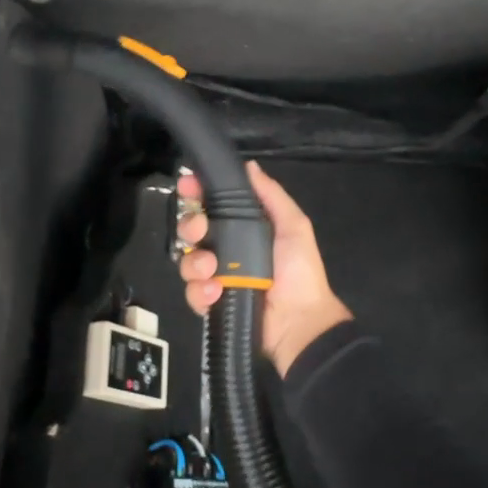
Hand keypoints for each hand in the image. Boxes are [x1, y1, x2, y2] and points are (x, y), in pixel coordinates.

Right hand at [177, 161, 352, 377]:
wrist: (300, 321)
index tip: (187, 183)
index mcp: (242, 230)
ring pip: (187, 262)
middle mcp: (225, 251)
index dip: (196, 193)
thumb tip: (249, 166)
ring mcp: (215, 278)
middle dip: (189, 225)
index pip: (211, 206)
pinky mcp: (210, 304)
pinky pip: (192, 293)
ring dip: (195, 262)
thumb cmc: (300, 271)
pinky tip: (216, 292)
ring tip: (212, 270)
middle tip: (199, 229)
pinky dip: (201, 291)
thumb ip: (271, 196)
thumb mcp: (293, 226)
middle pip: (191, 231)